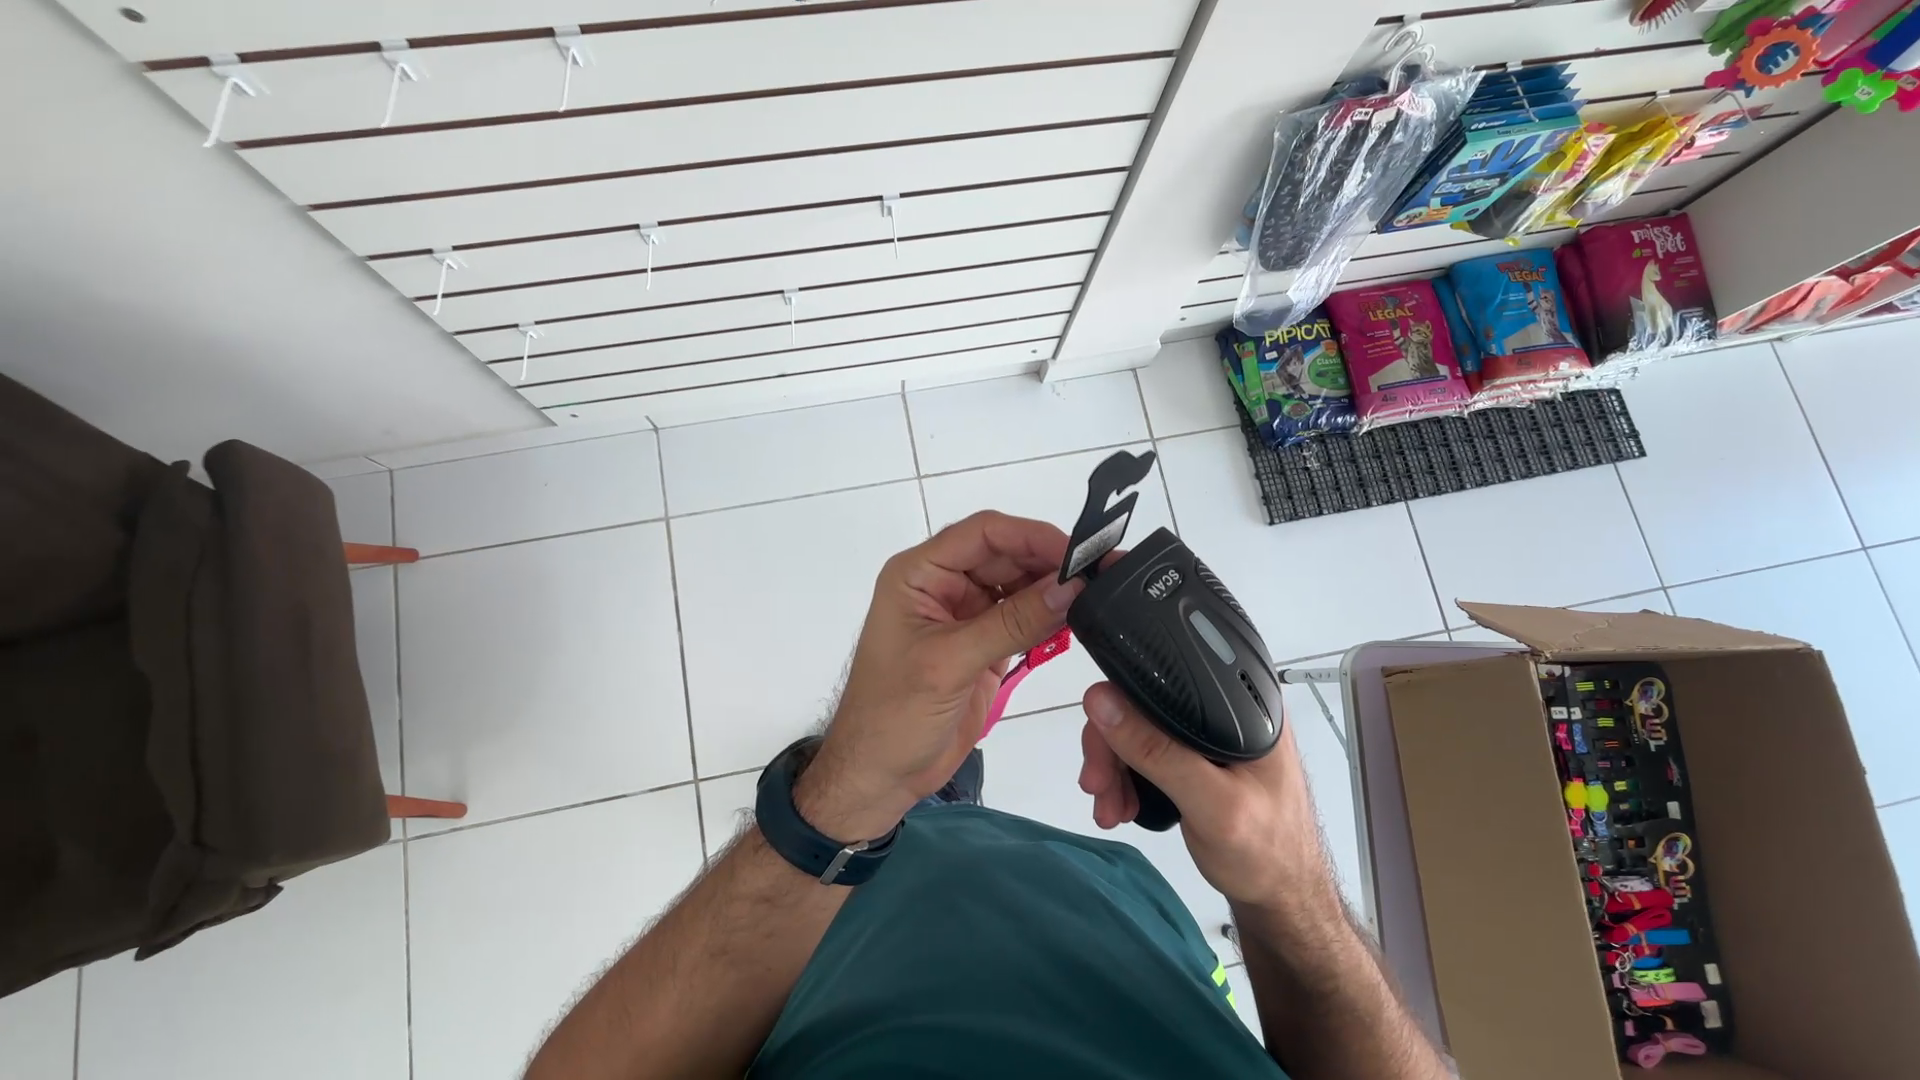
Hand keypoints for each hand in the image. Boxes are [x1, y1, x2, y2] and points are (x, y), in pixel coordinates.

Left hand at [795, 512, 1084, 842]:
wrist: (879, 774)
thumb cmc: (895, 714)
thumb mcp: (951, 662)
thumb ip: (1013, 622)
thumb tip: (1071, 586)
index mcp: (919, 574)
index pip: (983, 533)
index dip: (1031, 536)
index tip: (1078, 554)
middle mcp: (942, 584)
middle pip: (1005, 555)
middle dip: (1049, 562)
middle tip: (1100, 576)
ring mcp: (964, 614)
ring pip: (1017, 585)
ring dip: (1052, 589)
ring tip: (1097, 595)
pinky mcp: (982, 644)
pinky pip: (1021, 618)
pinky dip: (1047, 618)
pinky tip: (1075, 620)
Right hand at [1078, 683, 1334, 910]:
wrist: (1283, 898)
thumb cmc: (1264, 852)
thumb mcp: (1210, 804)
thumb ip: (1156, 752)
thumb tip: (1099, 700)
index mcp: (1243, 700)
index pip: (1166, 677)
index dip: (1122, 703)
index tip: (1100, 748)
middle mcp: (1226, 706)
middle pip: (1145, 706)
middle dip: (1111, 748)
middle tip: (1096, 786)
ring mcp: (1209, 734)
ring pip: (1139, 731)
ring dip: (1114, 768)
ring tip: (1108, 808)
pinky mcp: (1198, 757)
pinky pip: (1148, 753)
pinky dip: (1127, 778)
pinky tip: (1121, 805)